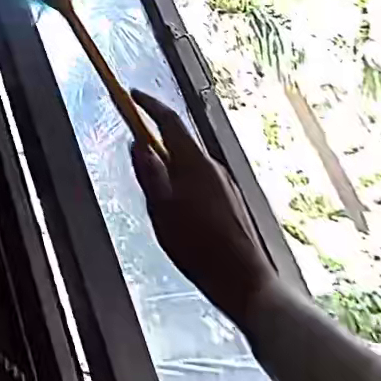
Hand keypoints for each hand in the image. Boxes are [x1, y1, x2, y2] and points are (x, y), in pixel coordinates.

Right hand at [129, 89, 278, 321]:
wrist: (247, 285)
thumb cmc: (199, 246)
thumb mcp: (161, 210)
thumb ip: (148, 173)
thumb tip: (137, 144)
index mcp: (193, 161)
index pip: (169, 119)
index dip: (149, 104)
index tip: (133, 96)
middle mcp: (212, 165)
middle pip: (179, 141)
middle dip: (156, 142)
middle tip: (136, 154)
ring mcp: (224, 183)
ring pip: (189, 164)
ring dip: (170, 167)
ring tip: (157, 198)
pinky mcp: (231, 201)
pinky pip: (200, 180)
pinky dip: (183, 183)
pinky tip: (179, 213)